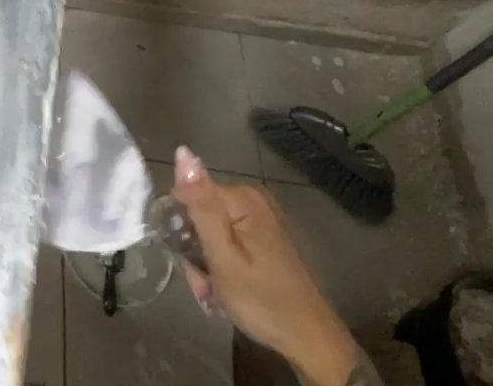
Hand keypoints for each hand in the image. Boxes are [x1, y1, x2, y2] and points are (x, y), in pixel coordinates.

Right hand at [173, 146, 363, 385]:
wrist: (311, 341)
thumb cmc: (262, 299)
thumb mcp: (222, 255)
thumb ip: (200, 204)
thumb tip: (182, 152)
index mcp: (242, 198)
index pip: (187, 197)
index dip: (181, 231)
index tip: (191, 264)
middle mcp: (254, 199)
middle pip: (201, 214)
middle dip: (196, 251)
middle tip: (206, 284)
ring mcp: (264, 219)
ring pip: (213, 231)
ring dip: (208, 262)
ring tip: (217, 291)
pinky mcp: (269, 237)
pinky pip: (231, 241)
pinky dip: (225, 264)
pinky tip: (231, 287)